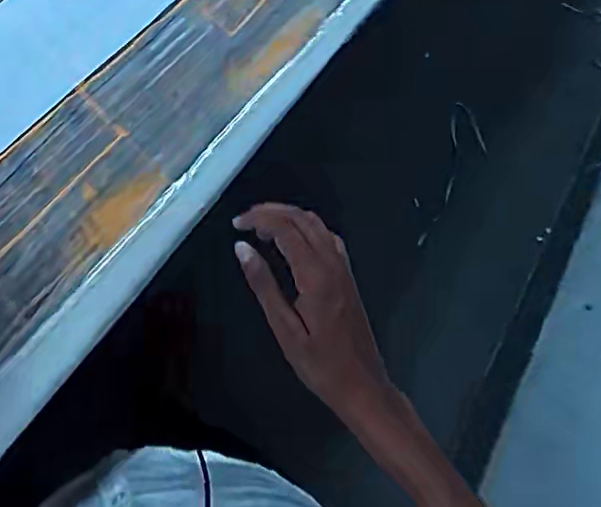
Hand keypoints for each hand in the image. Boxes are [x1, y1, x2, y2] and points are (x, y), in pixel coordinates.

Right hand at [233, 204, 482, 506]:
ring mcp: (344, 268)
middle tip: (244, 220)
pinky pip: (327, 236)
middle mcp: (333, 264)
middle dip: (270, 211)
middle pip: (301, 218)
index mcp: (316, 276)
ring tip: (262, 227)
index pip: (284, 228)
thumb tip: (241, 247)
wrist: (365, 390)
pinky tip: (292, 240)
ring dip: (288, 216)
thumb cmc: (321, 366)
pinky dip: (305, 227)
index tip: (236, 225)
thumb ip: (263, 284)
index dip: (258, 219)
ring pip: (316, 223)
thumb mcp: (285, 329)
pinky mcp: (348, 276)